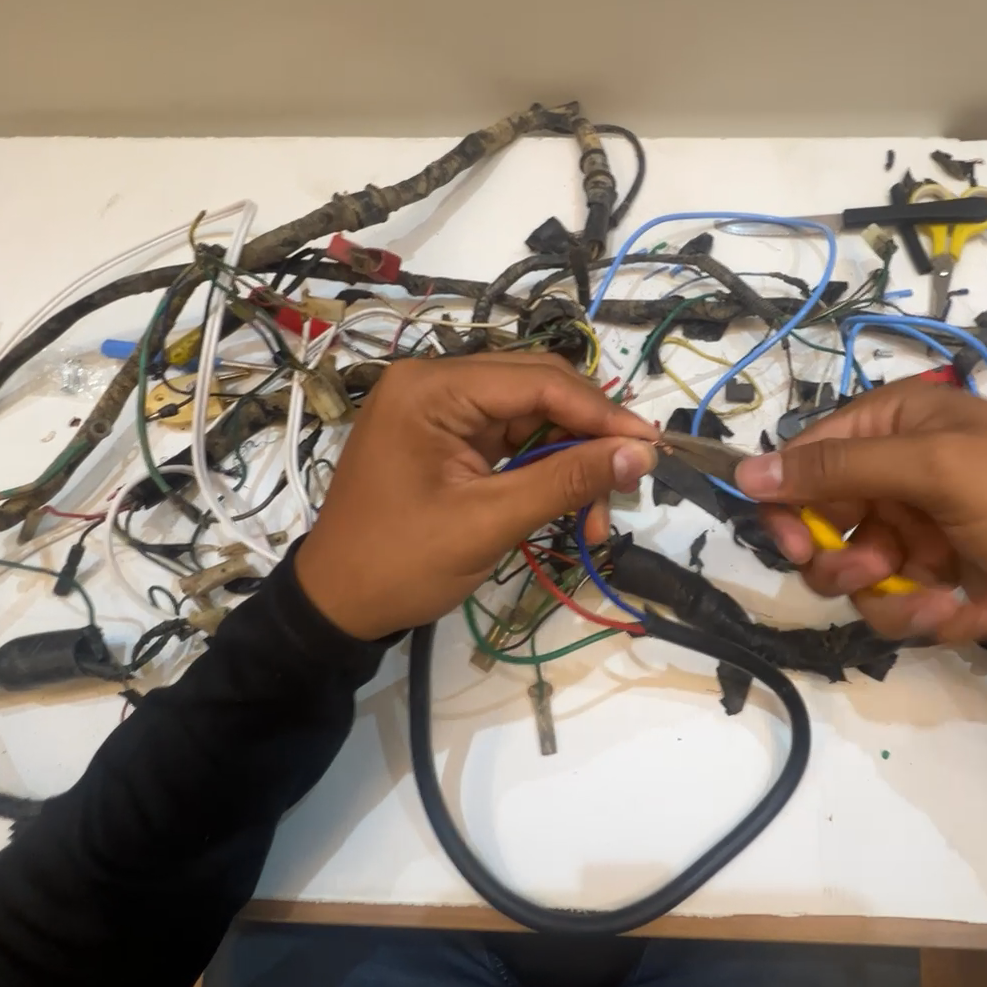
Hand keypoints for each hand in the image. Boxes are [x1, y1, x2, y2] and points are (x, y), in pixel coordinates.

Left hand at [295, 353, 657, 638]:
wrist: (336, 605)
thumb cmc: (399, 564)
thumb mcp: (488, 522)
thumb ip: (565, 481)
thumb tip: (641, 453)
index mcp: (432, 388)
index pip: (537, 381)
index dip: (600, 413)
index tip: (650, 446)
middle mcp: (437, 383)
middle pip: (539, 389)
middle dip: (589, 436)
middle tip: (629, 481)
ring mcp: (443, 409)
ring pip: (534, 415)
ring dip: (572, 459)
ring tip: (596, 516)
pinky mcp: (450, 436)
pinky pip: (515, 439)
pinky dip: (547, 470)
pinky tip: (571, 505)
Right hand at [734, 378, 986, 641]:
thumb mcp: (936, 470)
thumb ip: (838, 468)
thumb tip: (744, 471)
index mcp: (893, 424)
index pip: (805, 458)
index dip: (789, 504)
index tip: (795, 546)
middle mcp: (894, 470)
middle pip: (820, 521)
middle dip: (845, 559)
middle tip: (875, 573)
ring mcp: (912, 524)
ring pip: (851, 571)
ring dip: (888, 596)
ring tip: (937, 601)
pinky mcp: (930, 571)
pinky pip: (892, 598)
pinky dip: (926, 613)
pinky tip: (972, 610)